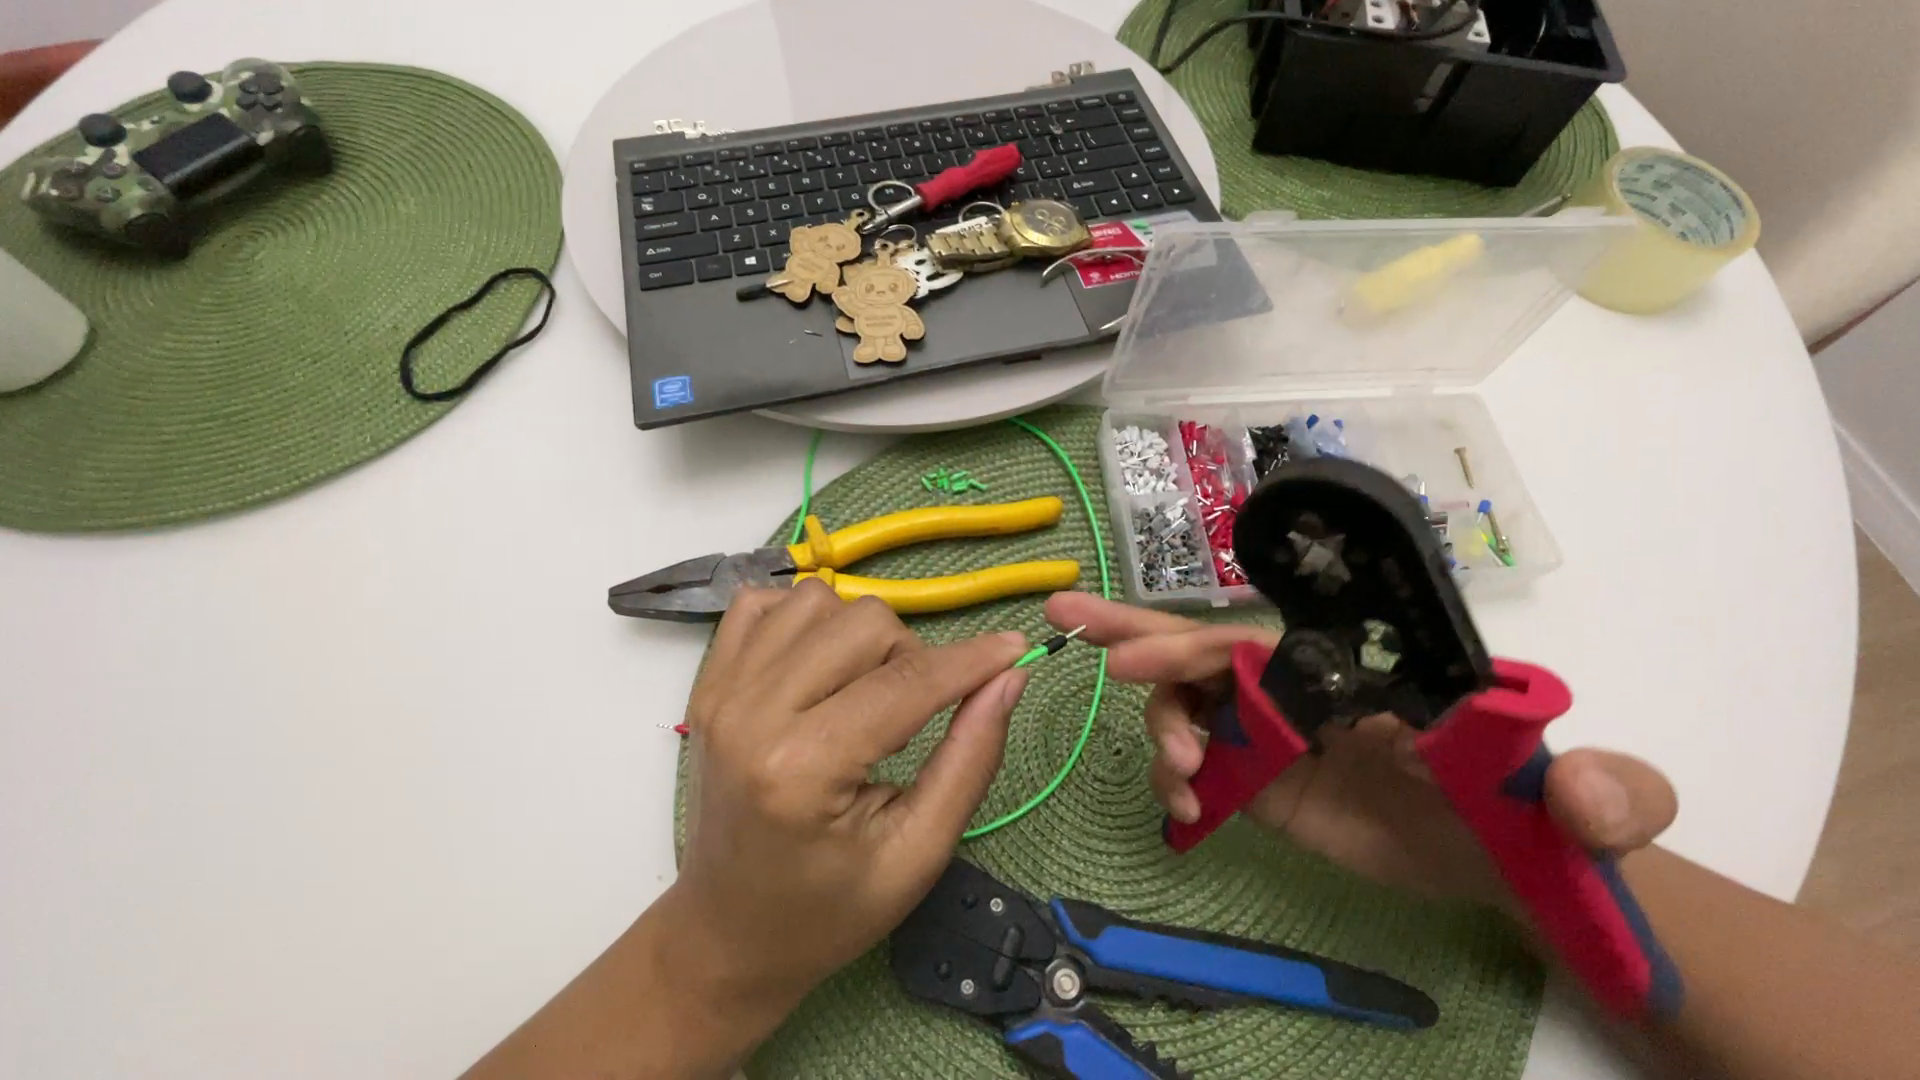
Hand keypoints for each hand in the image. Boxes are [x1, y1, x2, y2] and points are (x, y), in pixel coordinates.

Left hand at [669, 581, 1029, 1011]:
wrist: (727, 932)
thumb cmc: (827, 909)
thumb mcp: (917, 853)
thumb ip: (971, 759)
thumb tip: (1010, 676)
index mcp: (802, 768)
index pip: (906, 683)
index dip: (971, 660)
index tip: (1016, 647)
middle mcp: (751, 712)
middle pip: (863, 622)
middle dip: (911, 657)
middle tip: (913, 714)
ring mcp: (721, 690)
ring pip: (817, 601)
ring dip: (859, 635)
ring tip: (863, 693)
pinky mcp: (707, 682)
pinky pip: (762, 603)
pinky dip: (804, 620)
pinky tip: (819, 665)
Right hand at [1045, 592, 1678, 907]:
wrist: (1505, 861)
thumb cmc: (1532, 810)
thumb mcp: (1588, 802)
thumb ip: (1608, 795)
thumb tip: (1585, 797)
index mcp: (1353, 671)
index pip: (1259, 644)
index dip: (1197, 644)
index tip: (1148, 663)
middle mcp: (1299, 690)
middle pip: (1204, 652)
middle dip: (1139, 639)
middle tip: (1071, 626)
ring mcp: (1273, 735)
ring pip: (1189, 708)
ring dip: (1163, 732)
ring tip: (1185, 778)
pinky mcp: (1262, 784)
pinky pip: (1198, 766)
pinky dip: (1174, 778)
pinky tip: (1183, 806)